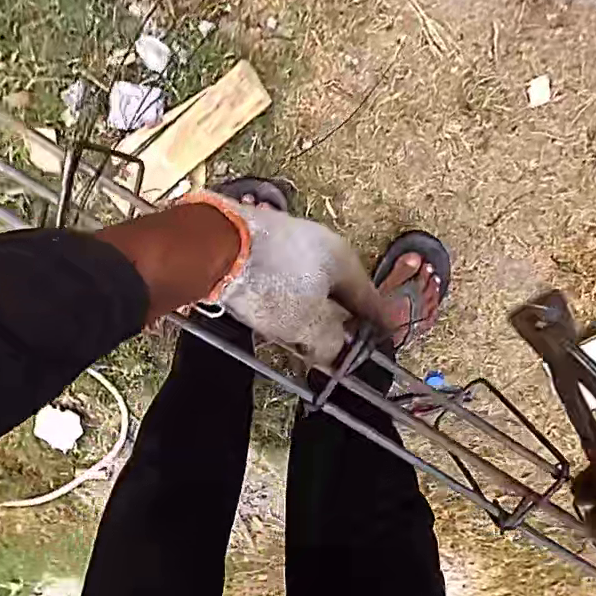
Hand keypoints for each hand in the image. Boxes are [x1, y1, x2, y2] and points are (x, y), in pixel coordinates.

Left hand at [202, 197, 385, 364]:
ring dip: (312, 312)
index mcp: (344, 260)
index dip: (377, 326)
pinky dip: (289, 301)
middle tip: (339, 348)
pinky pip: (287, 279)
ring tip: (304, 338)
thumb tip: (337, 354)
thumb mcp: (305, 324)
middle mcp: (323, 244)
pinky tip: (277, 316)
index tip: (383, 343)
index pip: (371, 300)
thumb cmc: (270, 285)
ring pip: (312, 285)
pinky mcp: (263, 243)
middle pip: (341, 291)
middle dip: (341, 321)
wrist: (213, 245)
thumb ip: (330, 342)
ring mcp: (292, 240)